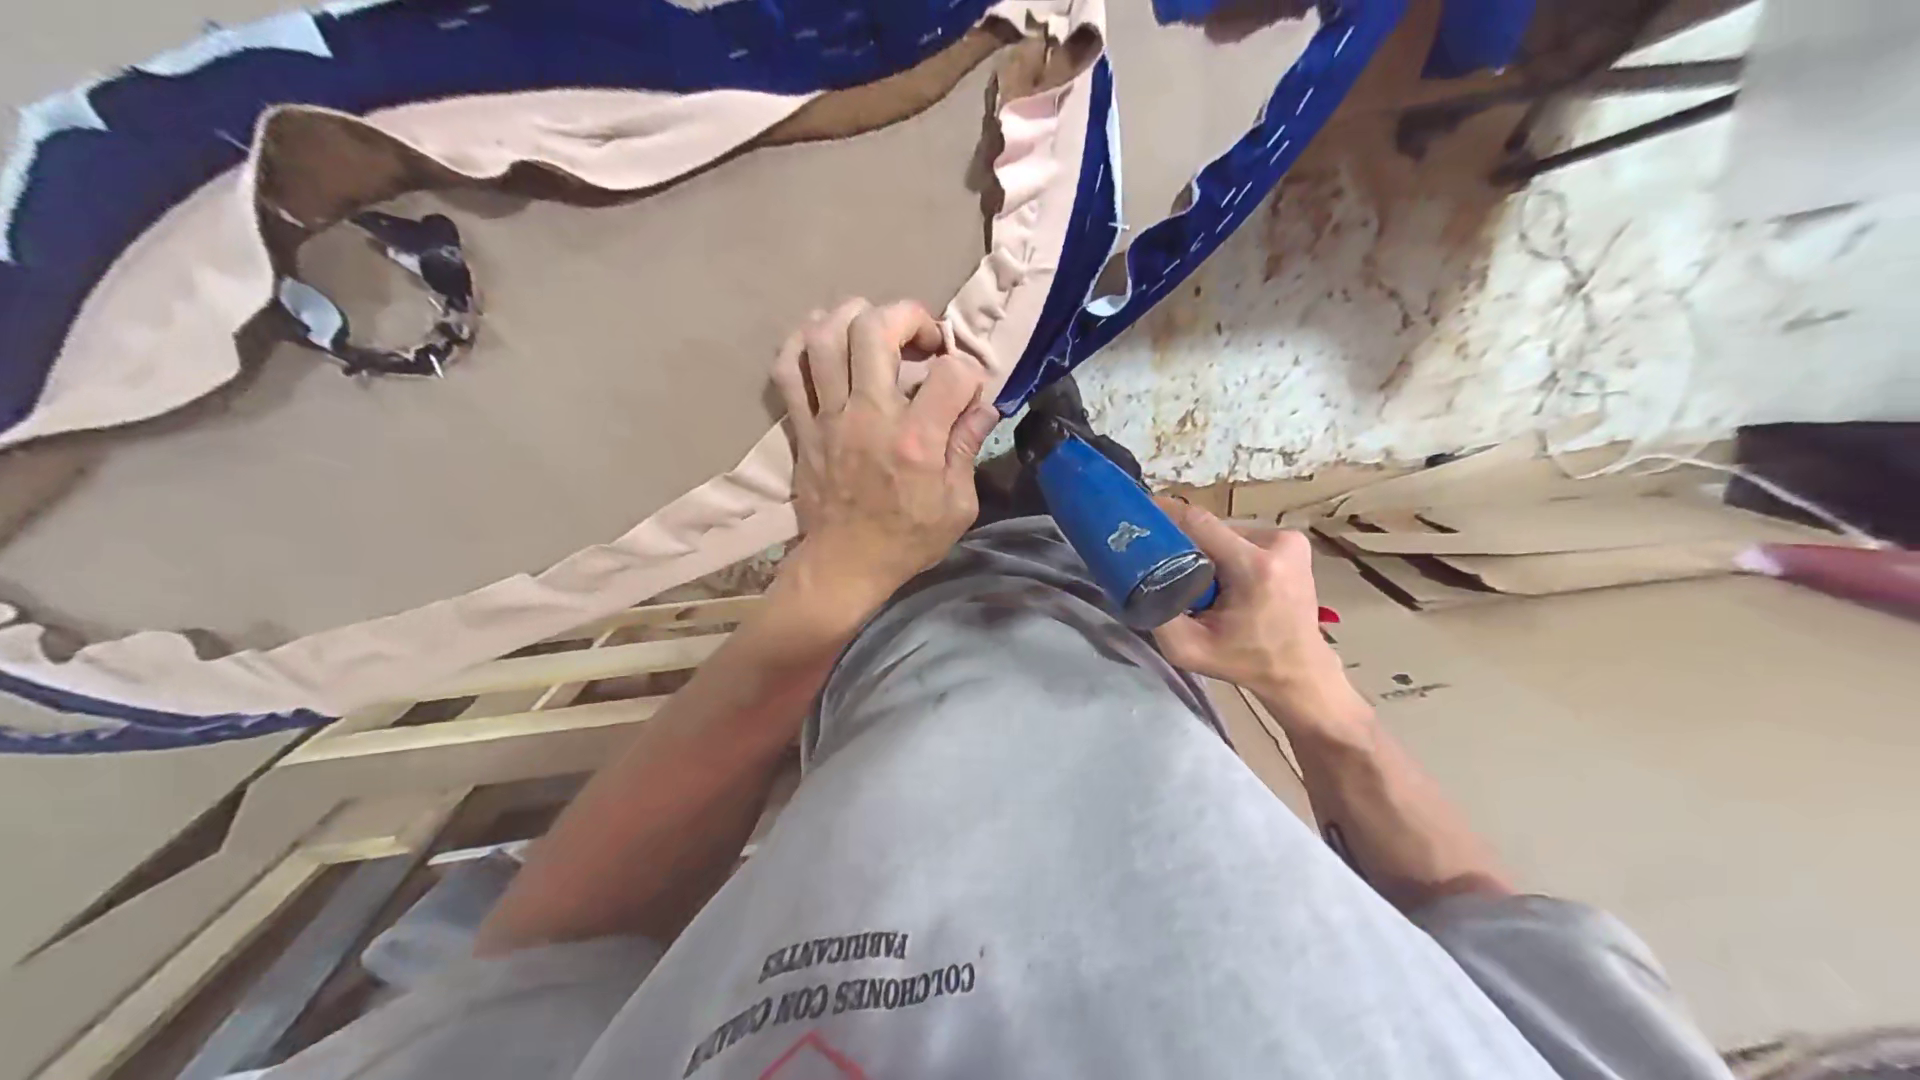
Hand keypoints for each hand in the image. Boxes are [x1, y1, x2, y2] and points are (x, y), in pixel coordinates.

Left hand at [772, 299, 1000, 609]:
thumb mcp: (958, 505)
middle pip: (875, 329)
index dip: (968, 371)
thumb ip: (967, 449)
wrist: (845, 565)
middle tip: (922, 340)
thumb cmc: (907, 539)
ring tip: (876, 332)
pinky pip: (788, 369)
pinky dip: (803, 343)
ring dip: (855, 317)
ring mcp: (828, 418)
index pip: (950, 373)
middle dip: (907, 316)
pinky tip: (826, 343)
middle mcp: (869, 417)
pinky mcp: (802, 426)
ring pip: (826, 336)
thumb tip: (981, 407)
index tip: (967, 389)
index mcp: (915, 441)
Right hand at [1151, 499, 1368, 736]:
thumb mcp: (1187, 649)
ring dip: (1205, 549)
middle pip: (1210, 527)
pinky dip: (1225, 552)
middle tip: (1163, 565)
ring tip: (1196, 579)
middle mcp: (1278, 543)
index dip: (1164, 514)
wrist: (1299, 671)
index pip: (1198, 522)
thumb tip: (1129, 577)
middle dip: (1184, 543)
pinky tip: (1222, 579)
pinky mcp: (1293, 541)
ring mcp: (1290, 539)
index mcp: (1255, 567)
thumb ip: (1156, 612)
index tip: (1137, 513)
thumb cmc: (1243, 662)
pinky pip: (1242, 537)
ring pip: (1225, 531)